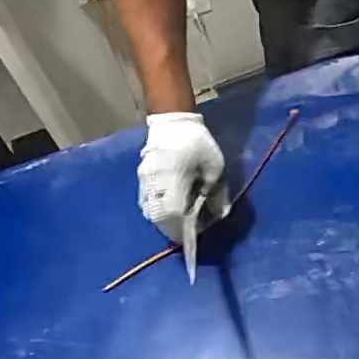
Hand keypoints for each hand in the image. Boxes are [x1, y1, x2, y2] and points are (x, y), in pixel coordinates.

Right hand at [136, 113, 226, 241]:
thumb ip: (216, 196)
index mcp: (174, 190)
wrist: (172, 120)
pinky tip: (170, 205)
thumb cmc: (197, 144)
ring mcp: (145, 186)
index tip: (195, 238)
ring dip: (165, 221)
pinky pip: (147, 203)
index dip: (185, 234)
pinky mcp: (141, 180)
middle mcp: (155, 192)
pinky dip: (158, 210)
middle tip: (188, 229)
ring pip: (151, 214)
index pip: (176, 222)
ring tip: (179, 219)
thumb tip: (217, 215)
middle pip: (161, 222)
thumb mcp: (215, 170)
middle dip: (174, 229)